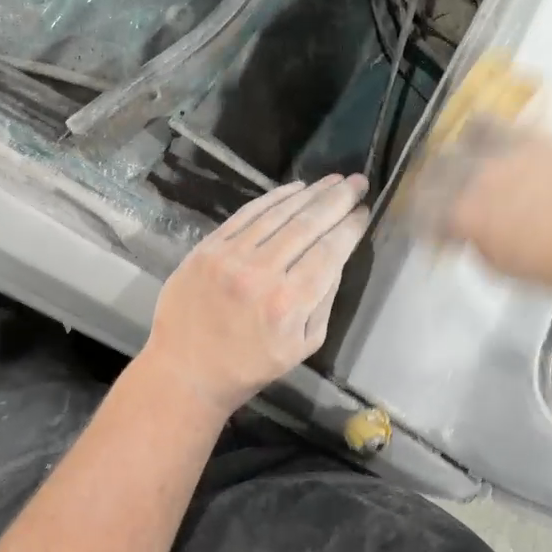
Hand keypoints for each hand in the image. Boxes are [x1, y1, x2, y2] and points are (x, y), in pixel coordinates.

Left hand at [139, 175, 368, 414]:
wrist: (185, 372)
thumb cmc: (250, 366)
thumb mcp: (304, 345)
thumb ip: (325, 299)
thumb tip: (337, 256)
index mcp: (288, 304)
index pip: (330, 251)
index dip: (351, 226)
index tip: (365, 210)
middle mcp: (261, 274)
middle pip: (309, 225)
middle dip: (338, 199)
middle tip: (358, 182)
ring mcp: (230, 257)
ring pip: (280, 213)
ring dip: (311, 192)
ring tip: (334, 180)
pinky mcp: (208, 248)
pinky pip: (248, 213)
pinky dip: (275, 197)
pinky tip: (297, 187)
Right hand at [416, 123, 551, 287]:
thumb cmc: (546, 265)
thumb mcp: (495, 265)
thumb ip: (471, 240)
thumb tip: (463, 229)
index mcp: (461, 213)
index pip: (422, 208)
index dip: (419, 216)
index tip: (426, 223)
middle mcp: (475, 175)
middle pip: (437, 168)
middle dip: (434, 182)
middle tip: (442, 193)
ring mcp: (503, 151)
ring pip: (464, 135)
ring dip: (461, 149)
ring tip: (468, 158)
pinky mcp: (529, 137)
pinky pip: (499, 124)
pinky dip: (491, 133)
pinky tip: (496, 144)